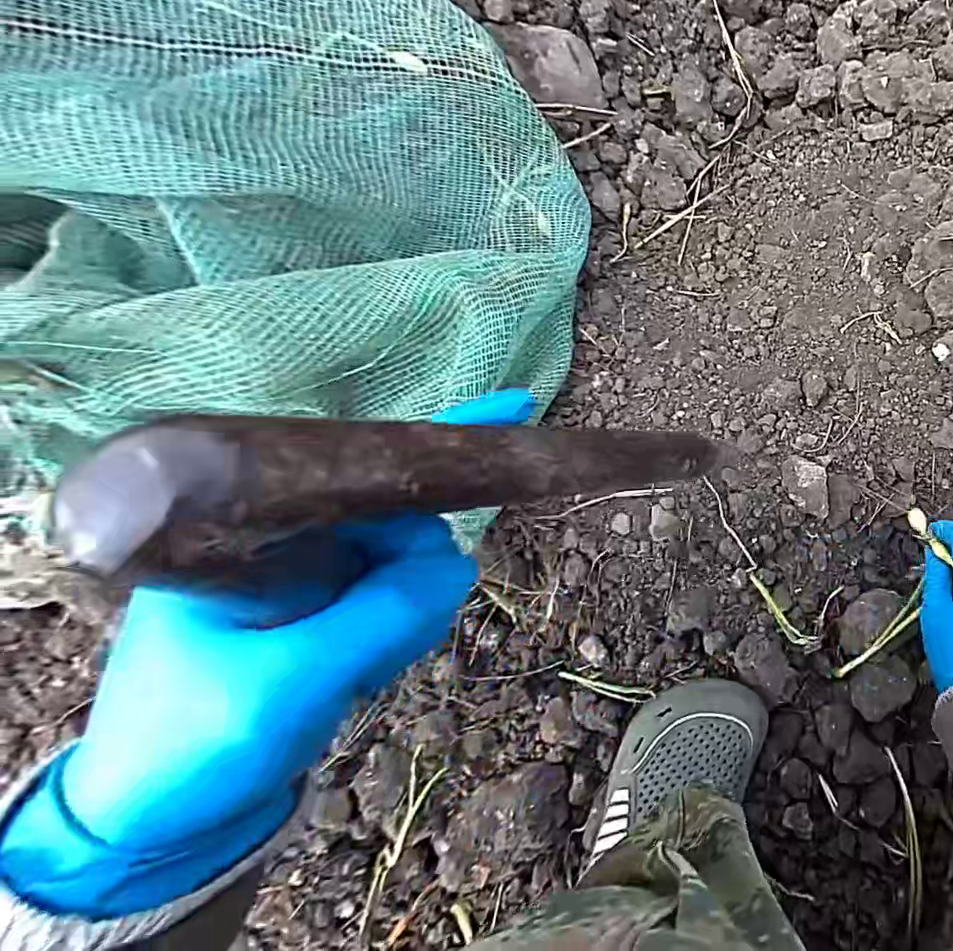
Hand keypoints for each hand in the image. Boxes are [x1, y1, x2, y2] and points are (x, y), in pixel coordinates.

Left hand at [0, 390, 532, 915]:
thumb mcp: (291, 679)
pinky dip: (408, 629)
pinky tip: (373, 665)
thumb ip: (382, 614)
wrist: (163, 821)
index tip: (513, 408)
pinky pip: (408, 595)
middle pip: (404, 522)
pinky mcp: (336, 608)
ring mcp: (315, 578)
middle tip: (391, 638)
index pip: (354, 473)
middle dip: (418, 573)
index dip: (436, 443)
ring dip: (412, 612)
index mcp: (244, 538)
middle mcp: (286, 544)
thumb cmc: (199, 743)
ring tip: (366, 666)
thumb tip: (460, 562)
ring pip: (415, 563)